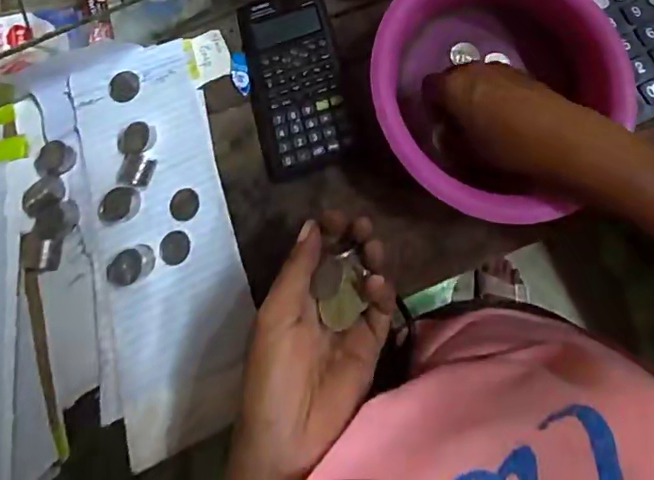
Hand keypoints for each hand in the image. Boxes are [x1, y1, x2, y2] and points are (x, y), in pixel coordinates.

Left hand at [228, 213, 397, 479]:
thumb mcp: (276, 314)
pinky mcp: (369, 346)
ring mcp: (348, 325)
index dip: (327, 232)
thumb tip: (311, 224)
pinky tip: (376, 284)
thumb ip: (297, 269)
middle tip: (362, 225)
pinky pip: (379, 313)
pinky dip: (382, 294)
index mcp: (295, 296)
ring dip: (370, 260)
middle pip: (344, 263)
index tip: (338, 214)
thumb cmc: (272, 371)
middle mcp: (323, 305)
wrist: (289, 438)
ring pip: (365, 281)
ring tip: (372, 246)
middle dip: (353, 240)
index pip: (315, 254)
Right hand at [424, 62, 628, 186]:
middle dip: (453, 97)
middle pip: (453, 78)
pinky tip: (511, 117)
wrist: (564, 140)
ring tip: (489, 121)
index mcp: (453, 85)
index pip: (428, 87)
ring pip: (478, 79)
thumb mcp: (469, 155)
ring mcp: (501, 69)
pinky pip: (499, 82)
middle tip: (462, 124)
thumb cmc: (508, 149)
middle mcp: (474, 69)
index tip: (442, 125)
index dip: (432, 106)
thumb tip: (448, 133)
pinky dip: (497, 95)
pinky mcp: (524, 74)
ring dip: (477, 95)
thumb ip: (451, 141)